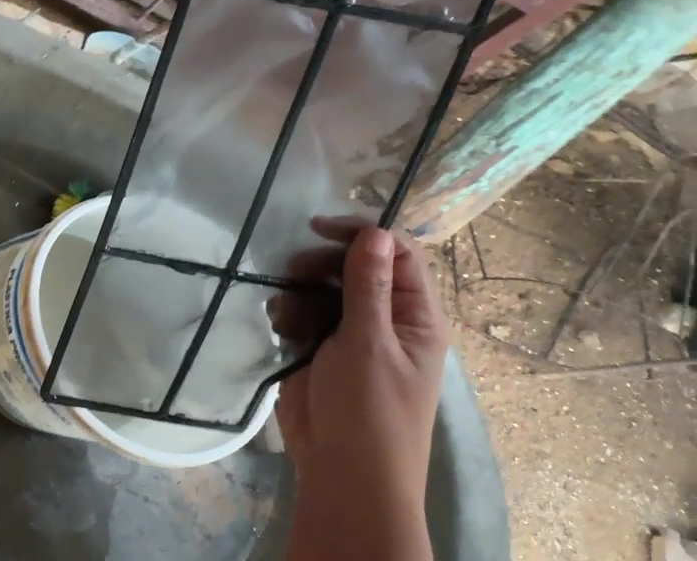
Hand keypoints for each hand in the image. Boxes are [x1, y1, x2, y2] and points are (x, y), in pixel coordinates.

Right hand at [275, 219, 447, 560]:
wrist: (343, 471)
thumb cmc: (370, 410)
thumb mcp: (369, 343)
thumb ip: (368, 286)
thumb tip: (377, 232)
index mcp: (416, 318)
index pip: (398, 255)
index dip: (362, 234)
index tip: (317, 228)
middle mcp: (387, 320)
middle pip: (353, 266)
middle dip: (320, 265)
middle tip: (293, 273)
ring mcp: (352, 334)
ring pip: (321, 287)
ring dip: (298, 292)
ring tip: (288, 317)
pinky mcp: (320, 347)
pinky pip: (300, 310)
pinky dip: (288, 313)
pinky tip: (283, 332)